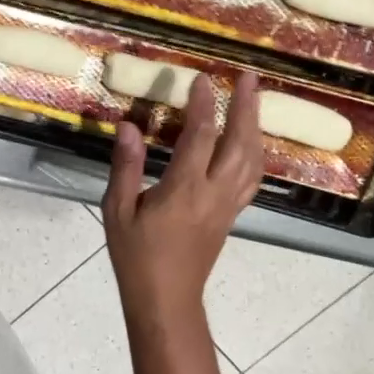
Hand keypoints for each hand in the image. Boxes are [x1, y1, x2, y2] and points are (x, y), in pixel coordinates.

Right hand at [102, 73, 264, 319]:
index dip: (202, 106)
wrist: (166, 296)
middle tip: (248, 77)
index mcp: (184, 189)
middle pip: (239, 142)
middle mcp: (214, 192)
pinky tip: (252, 145)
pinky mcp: (231, 215)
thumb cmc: (135, 254)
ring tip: (254, 101)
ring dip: (256, 126)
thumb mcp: (117, 209)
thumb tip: (129, 126)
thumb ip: (126, 166)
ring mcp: (228, 204)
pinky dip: (256, 153)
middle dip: (246, 107)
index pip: (200, 137)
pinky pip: (252, 177)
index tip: (201, 79)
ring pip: (253, 159)